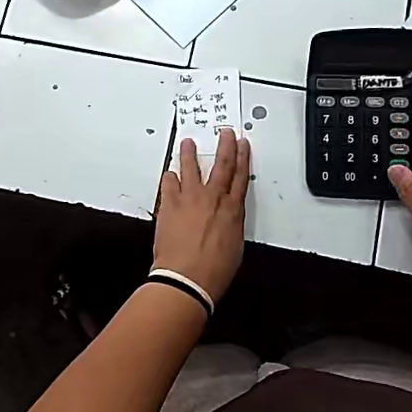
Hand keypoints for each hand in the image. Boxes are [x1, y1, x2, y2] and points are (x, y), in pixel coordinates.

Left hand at [152, 128, 251, 302]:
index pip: (241, 176)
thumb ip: (230, 226)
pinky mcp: (169, 205)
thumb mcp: (234, 246)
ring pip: (191, 168)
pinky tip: (168, 173)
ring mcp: (189, 199)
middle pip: (221, 165)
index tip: (242, 145)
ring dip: (190, 154)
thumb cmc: (212, 270)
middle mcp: (212, 199)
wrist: (186, 277)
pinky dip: (169, 177)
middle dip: (224, 146)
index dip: (242, 158)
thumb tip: (227, 221)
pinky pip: (169, 183)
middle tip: (224, 133)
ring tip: (188, 143)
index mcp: (233, 210)